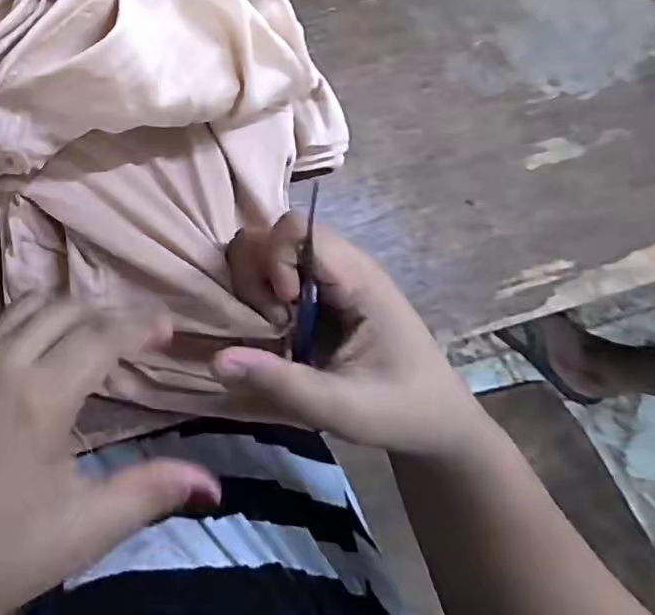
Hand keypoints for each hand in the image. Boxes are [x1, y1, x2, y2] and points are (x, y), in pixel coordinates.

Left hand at [0, 299, 221, 614]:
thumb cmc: (8, 550)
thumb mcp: (86, 527)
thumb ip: (150, 491)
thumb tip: (213, 483)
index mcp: (40, 395)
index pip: (99, 336)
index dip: (138, 324)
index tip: (168, 324)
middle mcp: (5, 362)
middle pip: (65, 309)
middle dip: (107, 312)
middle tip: (139, 331)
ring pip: (28, 305)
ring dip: (67, 308)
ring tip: (97, 331)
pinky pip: (1, 323)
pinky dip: (34, 318)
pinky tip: (47, 346)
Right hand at [213, 213, 495, 461]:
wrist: (438, 425)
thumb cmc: (400, 411)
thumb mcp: (343, 408)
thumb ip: (281, 382)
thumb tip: (216, 361)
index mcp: (357, 278)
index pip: (298, 228)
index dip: (275, 258)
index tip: (283, 307)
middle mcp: (338, 265)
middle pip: (273, 233)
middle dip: (256, 272)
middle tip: (274, 321)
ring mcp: (326, 277)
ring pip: (265, 248)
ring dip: (254, 282)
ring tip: (274, 326)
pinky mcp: (315, 291)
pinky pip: (271, 270)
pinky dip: (259, 292)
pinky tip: (276, 328)